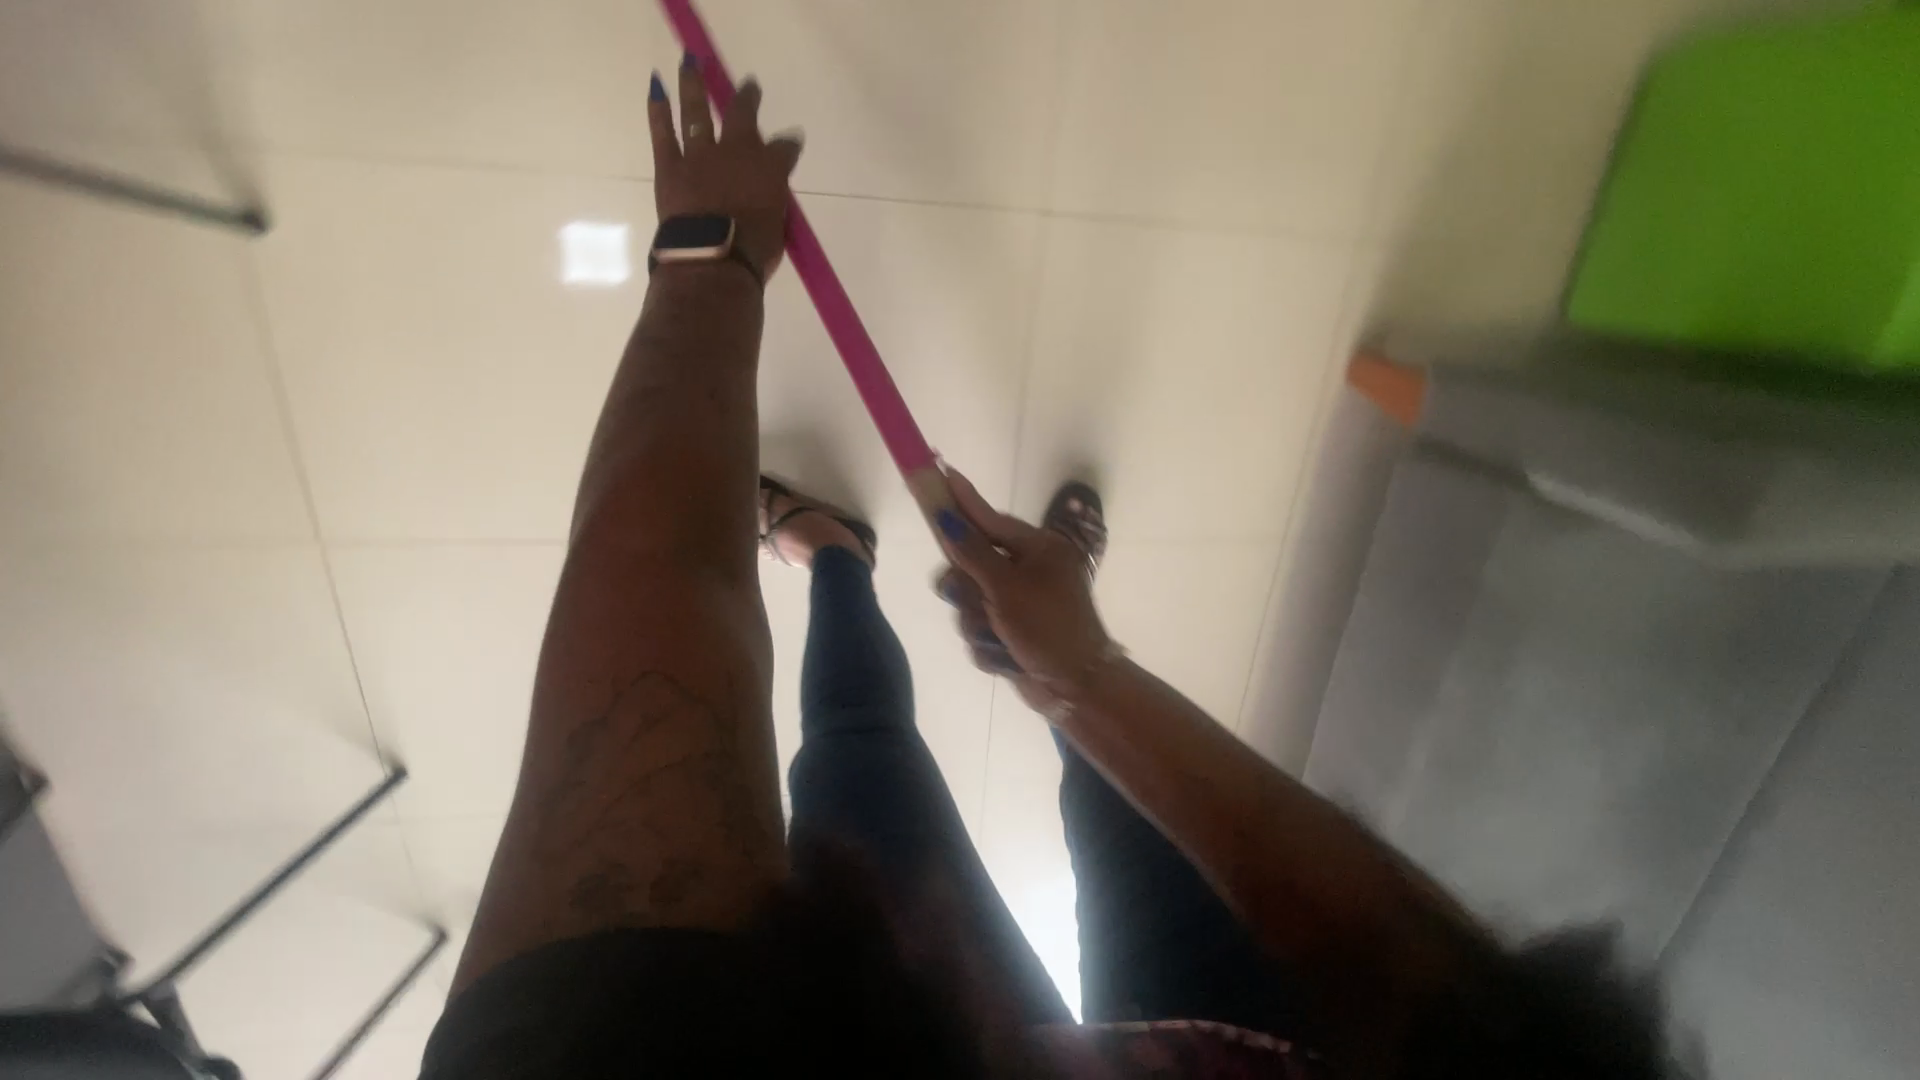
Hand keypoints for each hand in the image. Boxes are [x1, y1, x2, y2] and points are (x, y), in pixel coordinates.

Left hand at [648, 60, 802, 280]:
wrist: (714, 261)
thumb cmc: (754, 255)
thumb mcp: (778, 228)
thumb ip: (774, 205)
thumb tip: (769, 198)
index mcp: (771, 169)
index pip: (785, 148)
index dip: (789, 144)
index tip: (791, 142)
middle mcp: (737, 151)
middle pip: (743, 115)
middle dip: (748, 99)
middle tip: (750, 86)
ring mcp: (701, 155)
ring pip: (698, 111)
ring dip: (695, 85)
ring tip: (691, 64)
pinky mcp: (671, 166)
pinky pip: (663, 132)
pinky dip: (659, 110)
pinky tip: (656, 88)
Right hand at [934, 469, 1115, 704]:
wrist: (1075, 688)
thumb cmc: (1048, 628)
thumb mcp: (1007, 588)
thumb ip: (972, 552)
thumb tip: (948, 518)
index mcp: (1036, 550)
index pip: (988, 520)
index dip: (961, 502)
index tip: (940, 473)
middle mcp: (1025, 573)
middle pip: (968, 567)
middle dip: (969, 592)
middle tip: (980, 602)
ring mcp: (1016, 605)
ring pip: (967, 604)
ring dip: (979, 625)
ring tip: (1001, 639)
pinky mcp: (1009, 634)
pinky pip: (978, 632)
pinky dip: (989, 647)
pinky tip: (1007, 658)